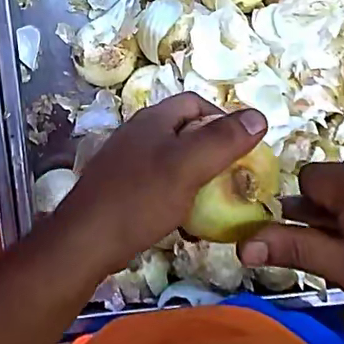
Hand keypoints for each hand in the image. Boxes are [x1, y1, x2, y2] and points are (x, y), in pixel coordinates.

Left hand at [44, 94, 265, 279]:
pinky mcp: (119, 188)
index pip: (195, 102)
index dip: (223, 118)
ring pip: (171, 158)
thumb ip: (223, 140)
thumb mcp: (188, 166)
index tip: (242, 146)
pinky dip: (175, 194)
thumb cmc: (139, 198)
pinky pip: (156, 182)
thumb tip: (259, 116)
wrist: (84, 241)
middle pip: (183, 130)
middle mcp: (137, 133)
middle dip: (211, 149)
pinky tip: (182, 219)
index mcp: (153, 119)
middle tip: (231, 176)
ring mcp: (125, 161)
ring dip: (194, 175)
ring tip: (212, 200)